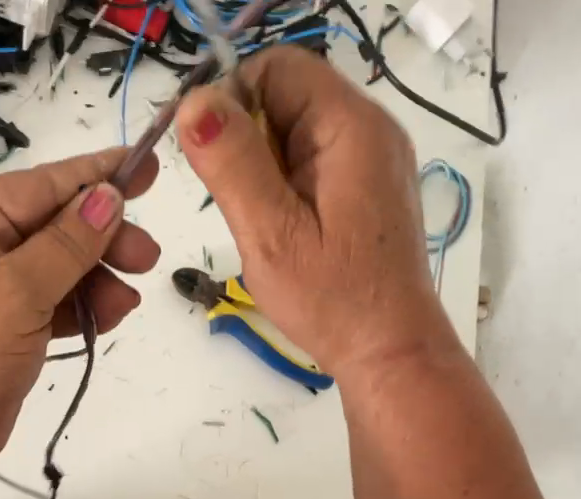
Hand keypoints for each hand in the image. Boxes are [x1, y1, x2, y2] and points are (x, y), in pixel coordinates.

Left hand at [0, 148, 161, 464]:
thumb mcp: (15, 293)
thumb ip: (65, 244)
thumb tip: (108, 197)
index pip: (38, 187)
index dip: (93, 176)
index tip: (144, 166)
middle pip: (54, 227)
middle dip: (102, 239)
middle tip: (147, 258)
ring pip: (61, 268)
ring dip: (98, 279)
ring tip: (126, 304)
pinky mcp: (11, 329)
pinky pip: (56, 303)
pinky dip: (84, 307)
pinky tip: (109, 318)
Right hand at [175, 47, 451, 379]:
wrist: (388, 350)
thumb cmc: (331, 299)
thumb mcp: (271, 234)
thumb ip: (232, 165)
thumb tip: (193, 103)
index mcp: (349, 127)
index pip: (278, 67)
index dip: (230, 98)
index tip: (203, 154)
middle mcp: (368, 128)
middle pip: (287, 95)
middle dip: (244, 138)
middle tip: (233, 202)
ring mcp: (371, 158)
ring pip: (295, 130)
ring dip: (259, 166)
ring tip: (258, 222)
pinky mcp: (365, 187)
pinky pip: (310, 160)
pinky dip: (281, 184)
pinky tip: (278, 227)